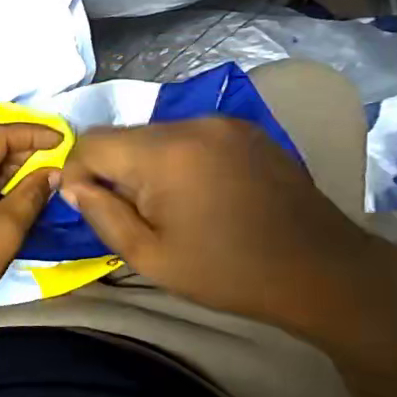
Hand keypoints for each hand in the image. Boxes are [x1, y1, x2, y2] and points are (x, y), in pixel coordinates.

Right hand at [58, 118, 396, 340]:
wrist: (324, 272)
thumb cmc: (229, 273)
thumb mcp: (149, 257)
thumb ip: (101, 214)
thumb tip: (72, 185)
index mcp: (165, 154)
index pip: (91, 142)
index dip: (77, 172)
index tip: (89, 205)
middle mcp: (192, 124)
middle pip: (123, 135)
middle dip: (113, 169)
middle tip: (130, 211)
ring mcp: (222, 123)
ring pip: (155, 134)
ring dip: (145, 164)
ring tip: (168, 204)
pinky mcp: (245, 130)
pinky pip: (188, 135)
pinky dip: (177, 158)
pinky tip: (198, 192)